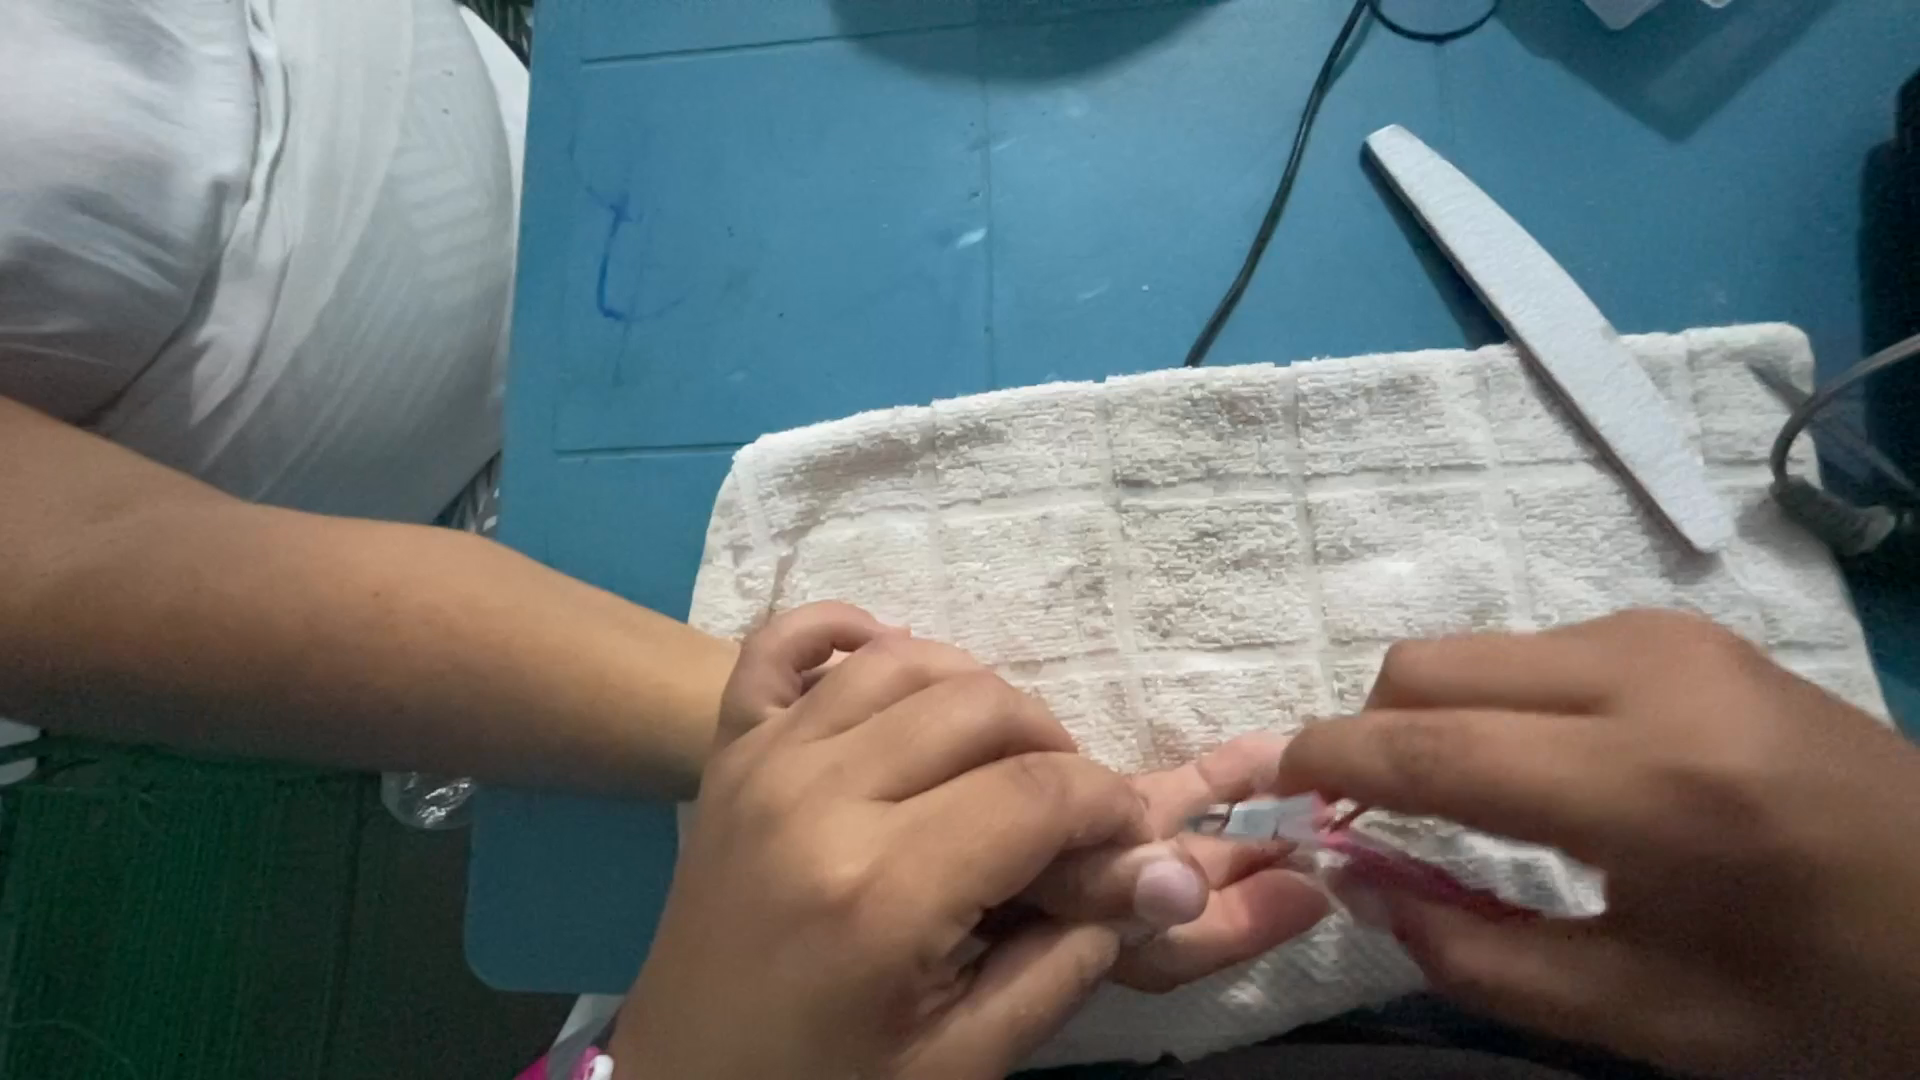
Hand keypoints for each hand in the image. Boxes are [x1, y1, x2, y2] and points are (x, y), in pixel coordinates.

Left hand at [717, 603, 1328, 993]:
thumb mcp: (964, 1058)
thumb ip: (1069, 955)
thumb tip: (1165, 872)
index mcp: (879, 891)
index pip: (1036, 794)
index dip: (1107, 804)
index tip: (1130, 833)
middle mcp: (819, 796)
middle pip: (980, 707)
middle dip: (1054, 746)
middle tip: (1066, 804)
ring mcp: (765, 756)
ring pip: (902, 660)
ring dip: (975, 688)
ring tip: (998, 748)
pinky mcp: (730, 745)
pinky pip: (781, 641)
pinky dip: (841, 627)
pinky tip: (887, 650)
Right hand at [1277, 609, 1919, 1078]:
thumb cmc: (1838, 993)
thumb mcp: (1652, 1018)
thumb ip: (1472, 956)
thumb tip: (1348, 878)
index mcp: (1655, 788)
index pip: (1430, 753)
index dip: (1329, 763)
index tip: (1275, 785)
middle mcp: (1644, 676)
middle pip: (1420, 671)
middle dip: (1366, 733)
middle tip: (1373, 807)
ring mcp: (1656, 635)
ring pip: (1457, 653)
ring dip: (1421, 718)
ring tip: (1456, 789)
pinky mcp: (1663, 625)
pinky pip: (1513, 651)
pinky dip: (1479, 703)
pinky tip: (1529, 760)